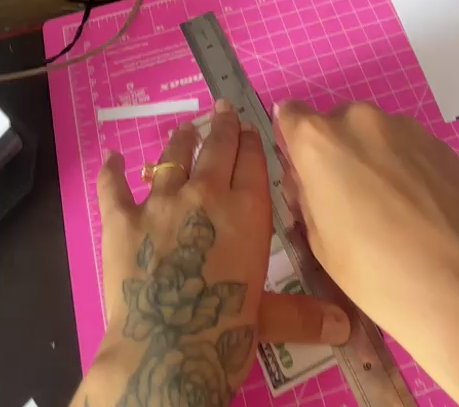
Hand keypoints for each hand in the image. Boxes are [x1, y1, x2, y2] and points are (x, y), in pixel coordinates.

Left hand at [71, 101, 349, 406]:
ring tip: (184, 128)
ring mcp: (160, 203)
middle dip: (222, 125)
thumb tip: (346, 326)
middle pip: (216, 149)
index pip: (252, 162)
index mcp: (245, 212)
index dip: (251, 141)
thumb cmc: (223, 333)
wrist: (161, 352)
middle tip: (222, 107)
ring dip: (180, 140)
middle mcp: (204, 194)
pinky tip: (113, 157)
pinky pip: (115, 187)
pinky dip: (113, 171)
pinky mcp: (122, 219)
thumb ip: (303, 314)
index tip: (249, 126)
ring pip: (172, 158)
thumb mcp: (269, 320)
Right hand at [275, 100, 458, 406]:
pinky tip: (419, 210)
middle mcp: (358, 119)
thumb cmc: (372, 271)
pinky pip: (409, 147)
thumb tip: (308, 175)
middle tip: (351, 200)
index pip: (289, 113)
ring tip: (393, 209)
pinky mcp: (439, 142)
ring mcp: (404, 126)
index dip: (295, 143)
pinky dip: (406, 167)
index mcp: (318, 138)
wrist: (458, 286)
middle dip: (337, 153)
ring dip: (373, 158)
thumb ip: (305, 192)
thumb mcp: (317, 239)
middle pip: (335, 124)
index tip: (306, 173)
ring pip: (374, 135)